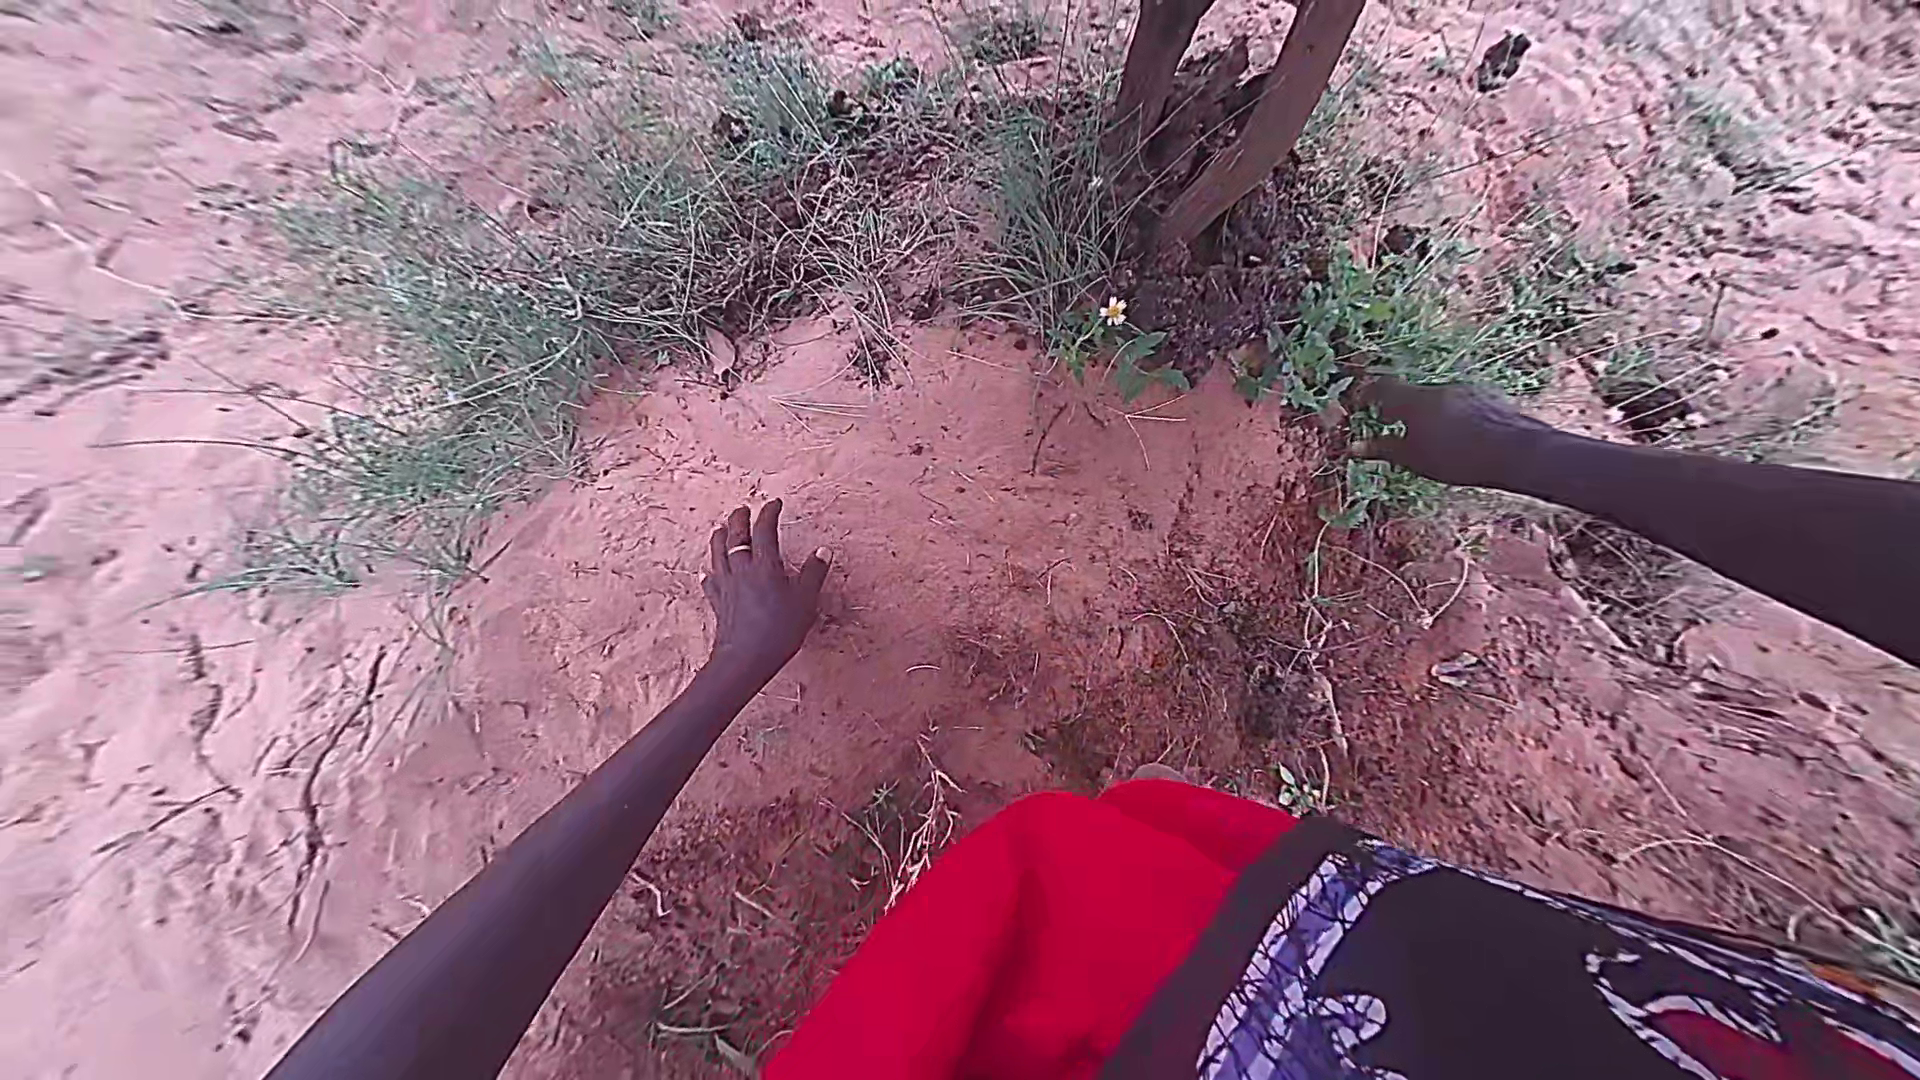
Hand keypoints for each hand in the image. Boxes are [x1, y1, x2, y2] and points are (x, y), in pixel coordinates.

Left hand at [702, 500, 830, 682]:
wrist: (745, 659)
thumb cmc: (778, 630)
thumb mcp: (805, 601)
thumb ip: (813, 573)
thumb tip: (823, 550)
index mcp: (764, 566)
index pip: (764, 531)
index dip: (769, 514)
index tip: (774, 504)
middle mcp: (741, 570)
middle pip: (735, 537)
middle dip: (739, 520)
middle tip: (743, 509)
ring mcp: (726, 586)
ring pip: (717, 554)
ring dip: (720, 538)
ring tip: (721, 528)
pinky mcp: (718, 602)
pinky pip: (710, 581)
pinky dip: (709, 572)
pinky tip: (707, 571)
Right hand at [1351, 377, 1559, 486]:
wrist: (1519, 454)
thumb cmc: (1456, 457)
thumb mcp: (1411, 457)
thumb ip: (1381, 448)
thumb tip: (1353, 447)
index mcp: (1415, 400)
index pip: (1382, 387)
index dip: (1367, 394)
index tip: (1360, 406)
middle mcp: (1440, 389)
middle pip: (1411, 393)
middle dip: (1399, 407)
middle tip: (1391, 424)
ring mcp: (1468, 391)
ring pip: (1436, 398)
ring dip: (1425, 412)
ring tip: (1425, 434)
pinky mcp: (1490, 399)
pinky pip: (1459, 403)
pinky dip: (1449, 414)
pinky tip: (1455, 434)